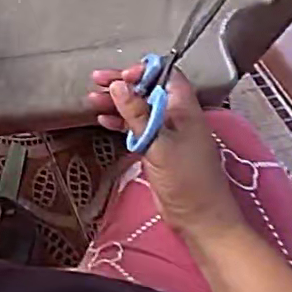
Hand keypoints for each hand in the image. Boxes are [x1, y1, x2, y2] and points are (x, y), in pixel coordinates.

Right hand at [86, 64, 244, 241]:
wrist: (199, 220)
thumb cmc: (186, 180)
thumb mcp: (158, 143)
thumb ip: (137, 114)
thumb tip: (119, 84)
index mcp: (184, 108)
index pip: (166, 75)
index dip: (144, 70)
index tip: (122, 76)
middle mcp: (175, 115)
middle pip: (148, 89)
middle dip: (123, 84)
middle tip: (97, 80)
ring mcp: (166, 132)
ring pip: (139, 108)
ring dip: (117, 102)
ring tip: (92, 98)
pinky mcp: (157, 148)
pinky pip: (137, 127)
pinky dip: (120, 121)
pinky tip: (103, 118)